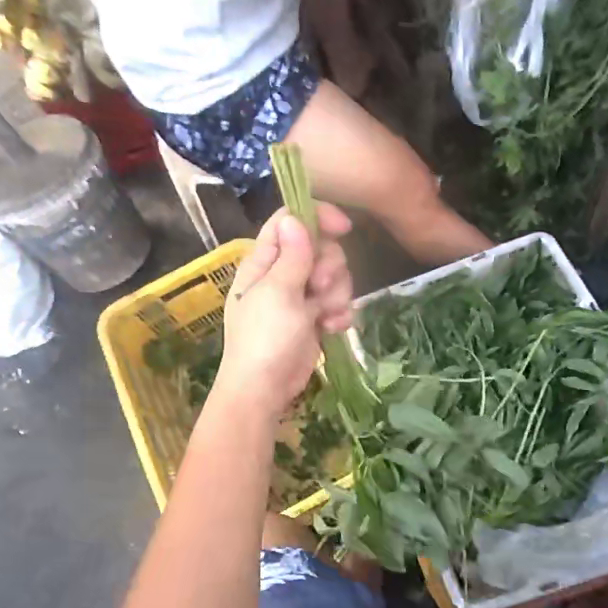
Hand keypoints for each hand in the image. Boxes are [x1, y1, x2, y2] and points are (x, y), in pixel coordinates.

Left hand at [210, 203, 354, 421]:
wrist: (264, 390)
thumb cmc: (264, 339)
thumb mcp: (278, 292)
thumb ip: (292, 255)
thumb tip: (294, 219)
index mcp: (264, 261)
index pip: (290, 220)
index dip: (317, 218)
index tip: (344, 228)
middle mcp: (281, 274)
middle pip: (320, 248)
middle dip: (329, 267)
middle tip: (319, 288)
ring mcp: (298, 298)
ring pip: (333, 276)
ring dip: (337, 294)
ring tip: (326, 316)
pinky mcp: (313, 319)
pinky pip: (336, 303)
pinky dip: (338, 314)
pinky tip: (333, 329)